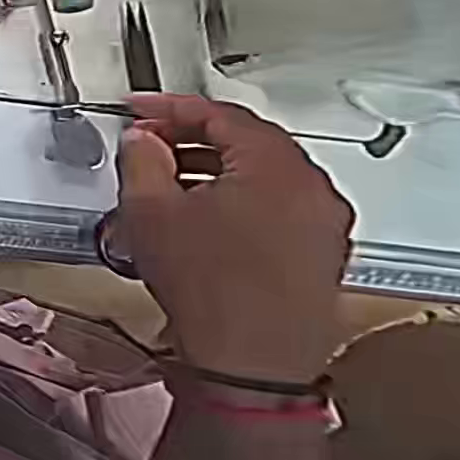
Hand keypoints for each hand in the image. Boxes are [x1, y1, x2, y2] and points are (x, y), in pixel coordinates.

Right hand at [114, 94, 354, 383]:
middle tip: (145, 139)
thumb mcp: (149, 209)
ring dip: (210, 163)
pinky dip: (232, 190)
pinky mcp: (318, 248)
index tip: (136, 106)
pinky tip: (195, 209)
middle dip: (190, 134)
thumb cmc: (202, 280)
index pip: (223, 116)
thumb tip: (143, 138)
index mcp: (277, 170)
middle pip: (248, 141)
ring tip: (162, 175)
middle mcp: (313, 189)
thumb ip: (142, 160)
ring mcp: (323, 221)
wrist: (249, 353)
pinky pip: (273, 200)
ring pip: (261, 172)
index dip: (171, 106)